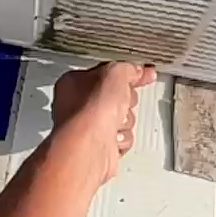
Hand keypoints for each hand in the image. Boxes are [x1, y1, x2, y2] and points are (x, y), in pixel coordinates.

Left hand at [49, 62, 154, 184]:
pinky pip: (121, 138)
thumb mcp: (115, 74)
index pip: (105, 73)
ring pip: (122, 118)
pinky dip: (122, 138)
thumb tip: (134, 70)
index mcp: (74, 83)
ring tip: (116, 122)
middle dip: (125, 100)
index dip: (125, 72)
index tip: (141, 73)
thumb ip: (126, 69)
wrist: (90, 147)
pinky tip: (114, 137)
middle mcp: (78, 107)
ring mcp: (88, 128)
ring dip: (125, 121)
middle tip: (122, 101)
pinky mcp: (98, 148)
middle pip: (116, 97)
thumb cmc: (90, 112)